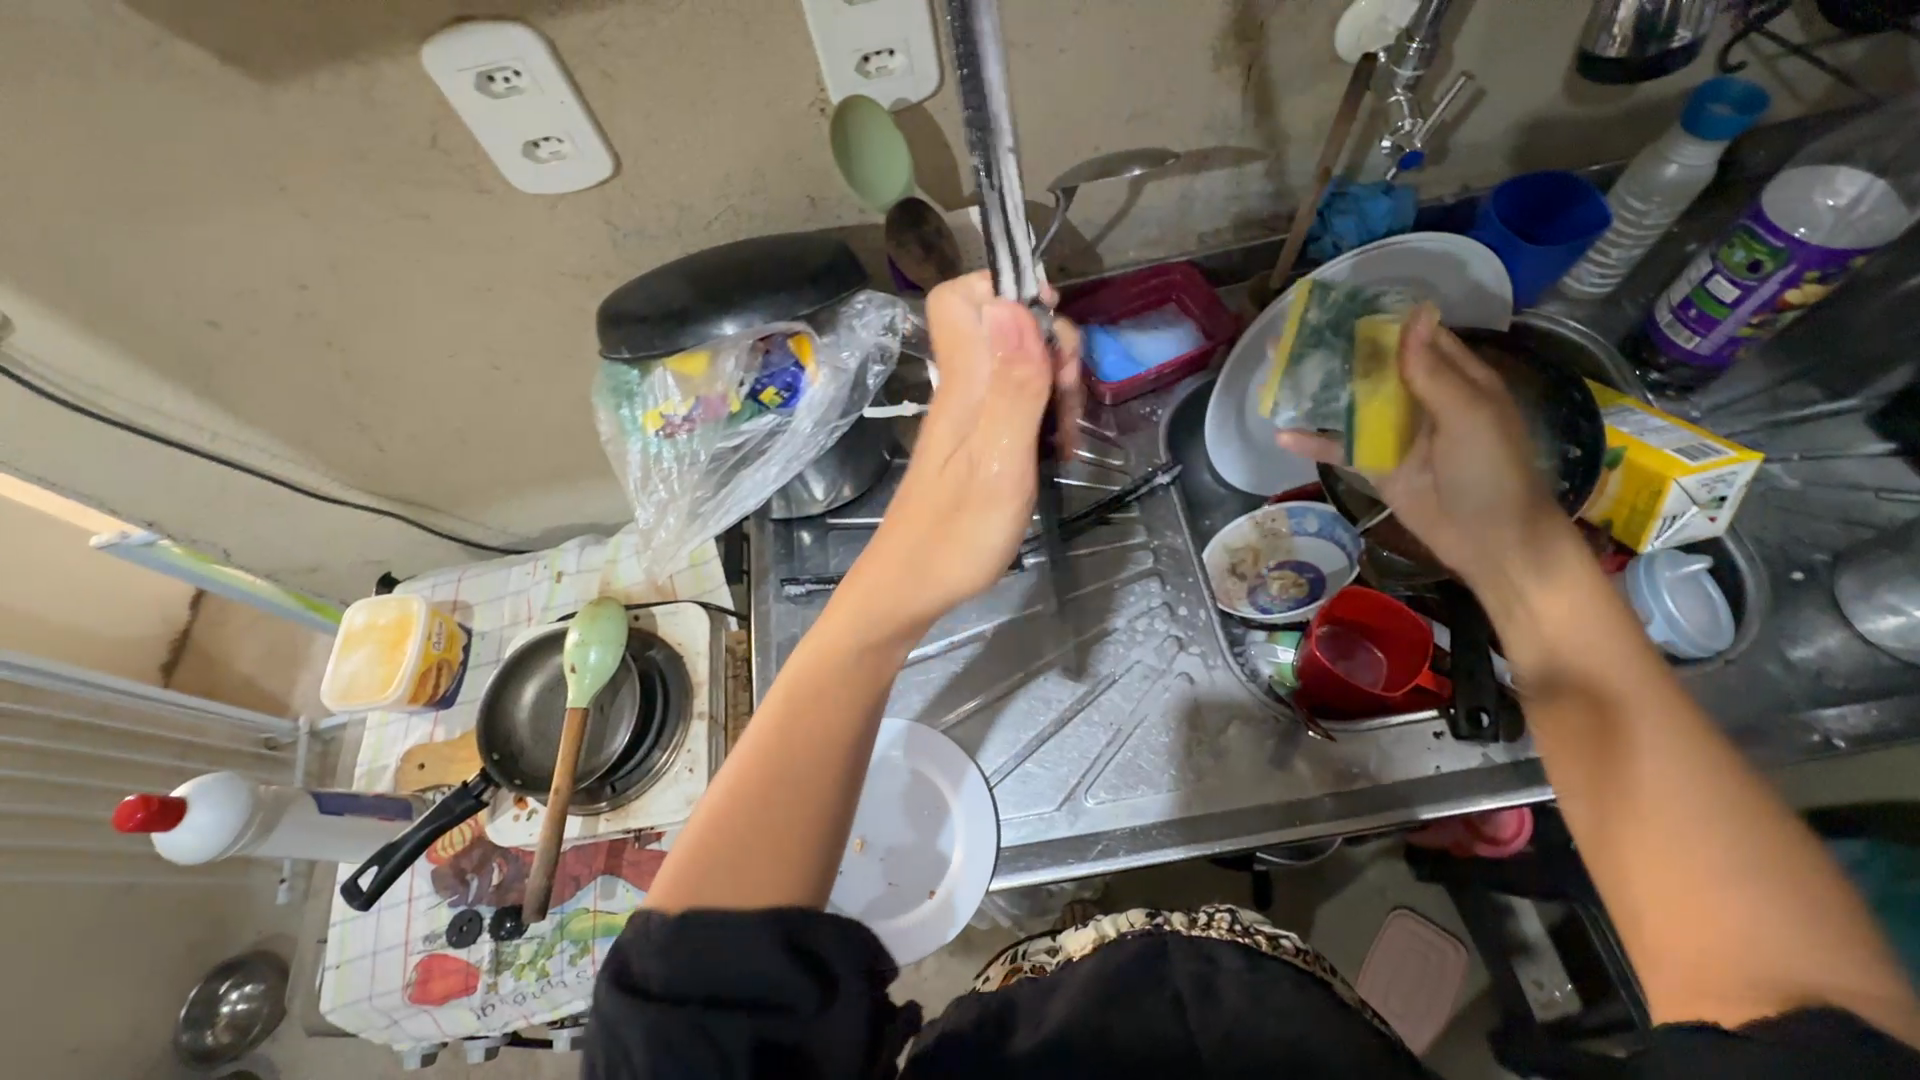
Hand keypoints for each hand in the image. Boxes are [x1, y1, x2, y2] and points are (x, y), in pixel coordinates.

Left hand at [848, 272, 1083, 628]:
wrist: (912, 589)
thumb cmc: (956, 536)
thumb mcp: (999, 462)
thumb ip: (1012, 385)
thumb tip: (1011, 303)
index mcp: (963, 384)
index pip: (962, 297)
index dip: (1006, 291)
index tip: (1051, 324)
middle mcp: (963, 391)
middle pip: (1004, 329)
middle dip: (1050, 347)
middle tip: (1069, 396)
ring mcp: (969, 419)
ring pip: (1017, 368)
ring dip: (1054, 387)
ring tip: (1068, 435)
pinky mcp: (976, 445)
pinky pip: (1016, 406)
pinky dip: (1044, 418)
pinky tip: (1057, 452)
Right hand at [1278, 305, 1572, 601]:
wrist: (1493, 541)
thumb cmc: (1492, 471)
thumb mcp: (1469, 414)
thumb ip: (1434, 370)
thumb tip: (1415, 313)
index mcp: (1457, 380)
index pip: (1416, 339)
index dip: (1381, 322)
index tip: (1340, 306)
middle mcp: (1424, 401)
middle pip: (1376, 369)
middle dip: (1339, 353)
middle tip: (1294, 336)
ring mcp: (1398, 435)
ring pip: (1353, 405)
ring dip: (1320, 393)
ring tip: (1278, 374)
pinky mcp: (1378, 466)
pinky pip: (1343, 448)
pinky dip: (1315, 442)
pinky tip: (1283, 434)